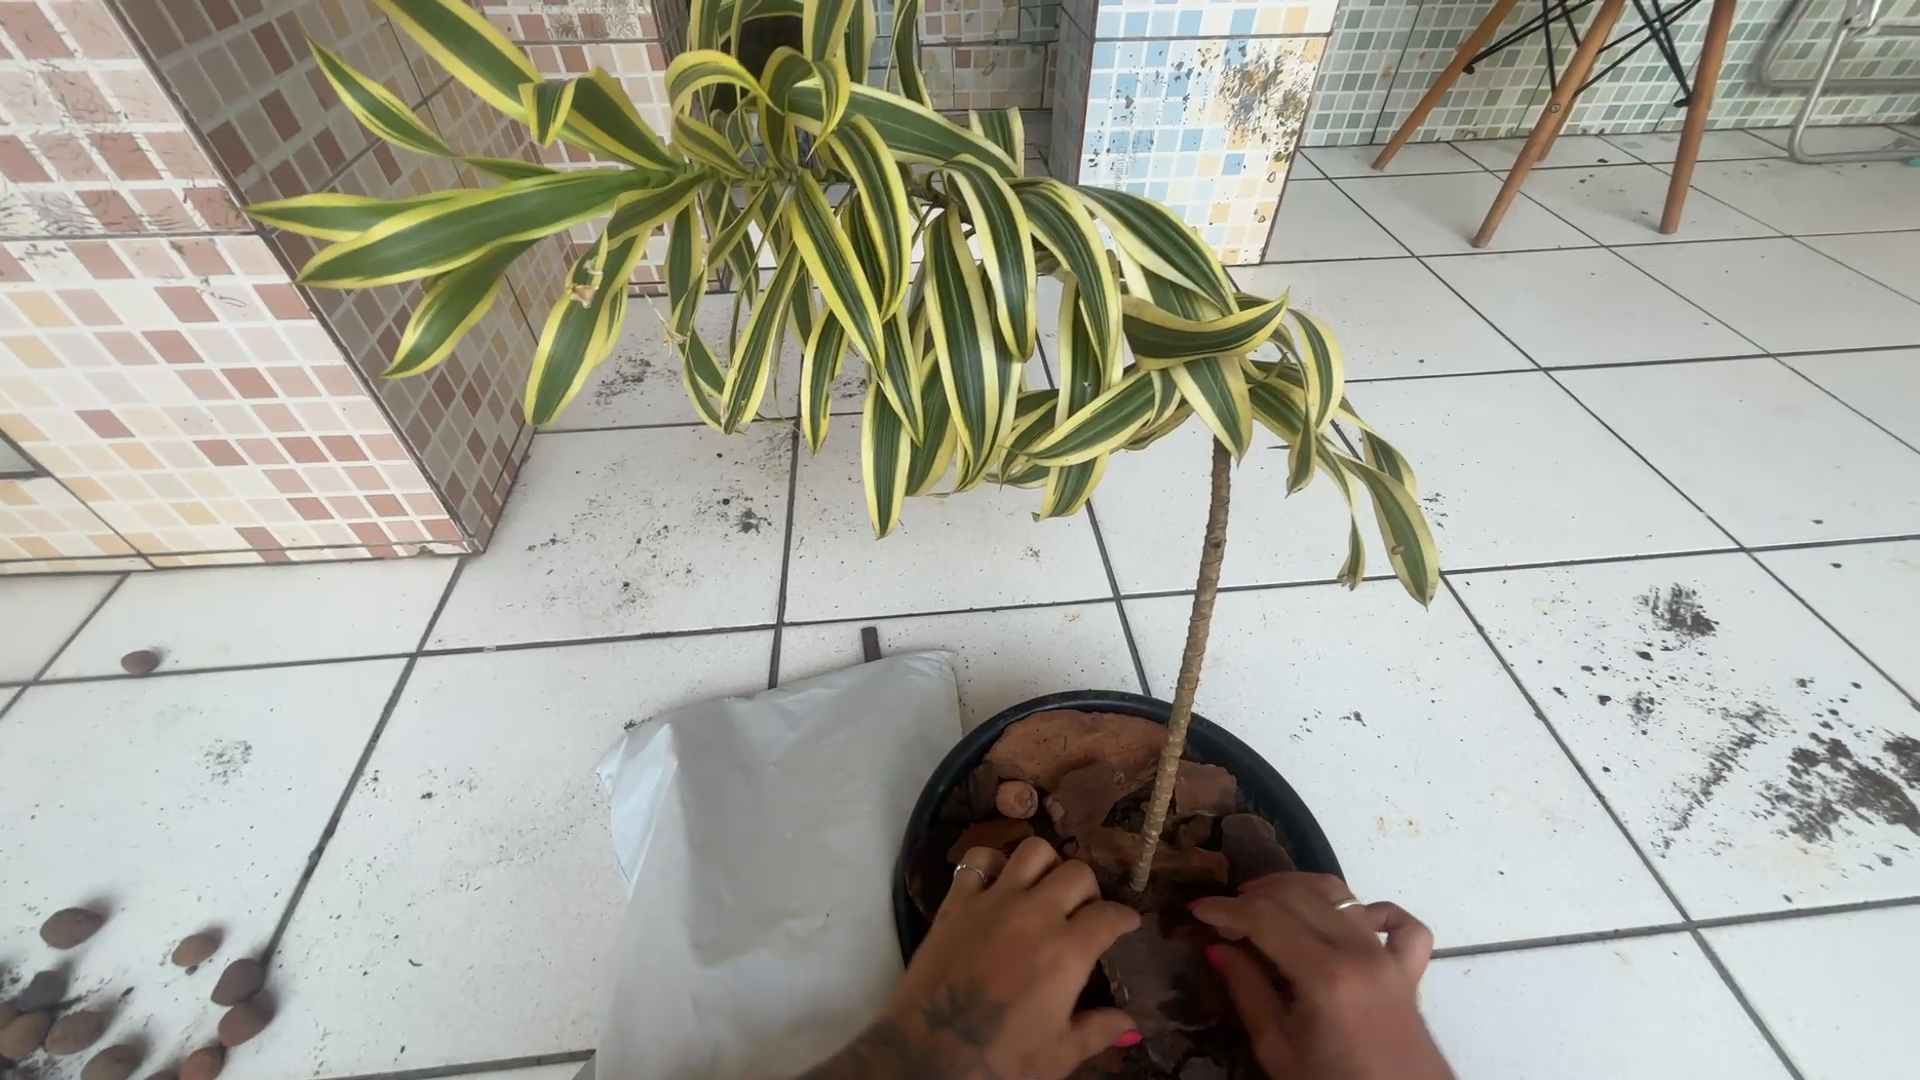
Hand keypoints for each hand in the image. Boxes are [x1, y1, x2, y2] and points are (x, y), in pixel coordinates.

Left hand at [798, 836, 1141, 1079]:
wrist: (930, 1054)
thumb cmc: (1000, 1061)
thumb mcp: (1058, 1056)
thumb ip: (1098, 1031)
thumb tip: (1130, 1023)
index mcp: (1067, 951)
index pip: (1109, 915)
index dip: (1125, 916)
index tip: (1127, 921)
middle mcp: (1035, 913)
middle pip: (1077, 872)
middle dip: (1090, 888)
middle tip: (1085, 908)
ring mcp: (994, 900)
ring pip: (1032, 850)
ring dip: (1047, 863)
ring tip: (1045, 885)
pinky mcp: (958, 899)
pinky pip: (978, 859)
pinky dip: (992, 861)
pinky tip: (998, 880)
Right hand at [1190, 873, 1451, 1079]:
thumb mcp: (1277, 1049)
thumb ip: (1246, 990)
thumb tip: (1217, 946)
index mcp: (1325, 975)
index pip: (1264, 917)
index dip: (1224, 908)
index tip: (1196, 910)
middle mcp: (1359, 952)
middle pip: (1295, 895)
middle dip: (1251, 897)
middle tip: (1225, 918)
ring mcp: (1388, 958)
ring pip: (1337, 893)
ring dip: (1295, 887)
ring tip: (1264, 903)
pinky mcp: (1409, 972)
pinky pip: (1402, 923)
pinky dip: (1372, 910)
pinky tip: (1346, 919)